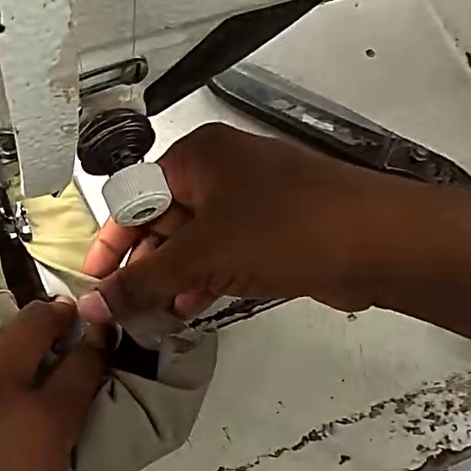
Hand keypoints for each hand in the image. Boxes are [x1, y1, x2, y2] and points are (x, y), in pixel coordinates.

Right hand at [79, 123, 419, 322]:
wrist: (374, 242)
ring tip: (155, 311)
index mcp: (198, 159)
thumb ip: (143, 281)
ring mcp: (251, 201)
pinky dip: (205, 278)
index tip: (96, 277)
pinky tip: (192, 304)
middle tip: (126, 302)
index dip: (111, 240)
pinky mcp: (273, 231)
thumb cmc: (291, 228)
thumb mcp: (202, 257)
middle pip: (163, 220)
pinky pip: (225, 254)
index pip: (134, 197)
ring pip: (194, 241)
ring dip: (173, 277)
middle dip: (144, 264)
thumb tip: (99, 300)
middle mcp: (222, 173)